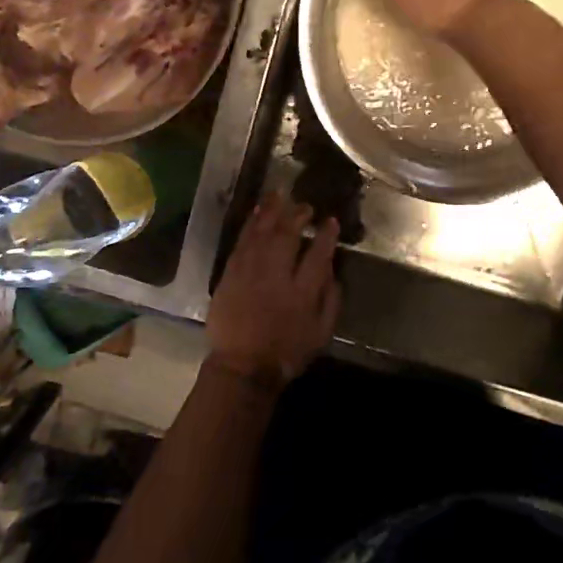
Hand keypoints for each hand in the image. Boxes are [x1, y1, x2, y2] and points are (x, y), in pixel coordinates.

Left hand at [205, 191, 341, 387]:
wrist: (242, 368)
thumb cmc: (287, 352)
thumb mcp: (322, 332)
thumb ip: (331, 299)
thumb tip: (332, 270)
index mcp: (302, 292)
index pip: (318, 254)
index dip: (326, 235)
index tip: (330, 221)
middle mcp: (275, 276)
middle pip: (287, 236)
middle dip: (297, 216)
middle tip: (305, 206)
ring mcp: (249, 273)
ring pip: (261, 234)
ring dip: (272, 212)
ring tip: (280, 195)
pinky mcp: (229, 275)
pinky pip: (241, 243)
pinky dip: (249, 225)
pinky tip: (257, 213)